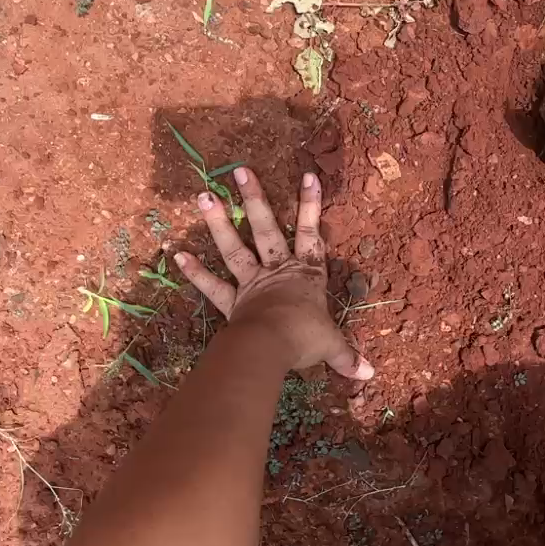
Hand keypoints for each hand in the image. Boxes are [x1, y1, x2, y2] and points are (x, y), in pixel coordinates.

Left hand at [172, 168, 373, 379]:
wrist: (271, 348)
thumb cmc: (305, 338)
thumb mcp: (332, 345)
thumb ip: (347, 356)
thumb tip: (368, 375)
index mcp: (306, 275)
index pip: (312, 233)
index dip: (311, 205)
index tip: (307, 175)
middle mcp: (277, 271)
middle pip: (266, 229)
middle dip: (255, 199)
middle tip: (240, 171)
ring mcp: (251, 284)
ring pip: (235, 248)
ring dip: (219, 222)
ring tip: (204, 195)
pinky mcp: (231, 302)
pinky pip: (211, 285)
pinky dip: (194, 271)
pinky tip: (176, 253)